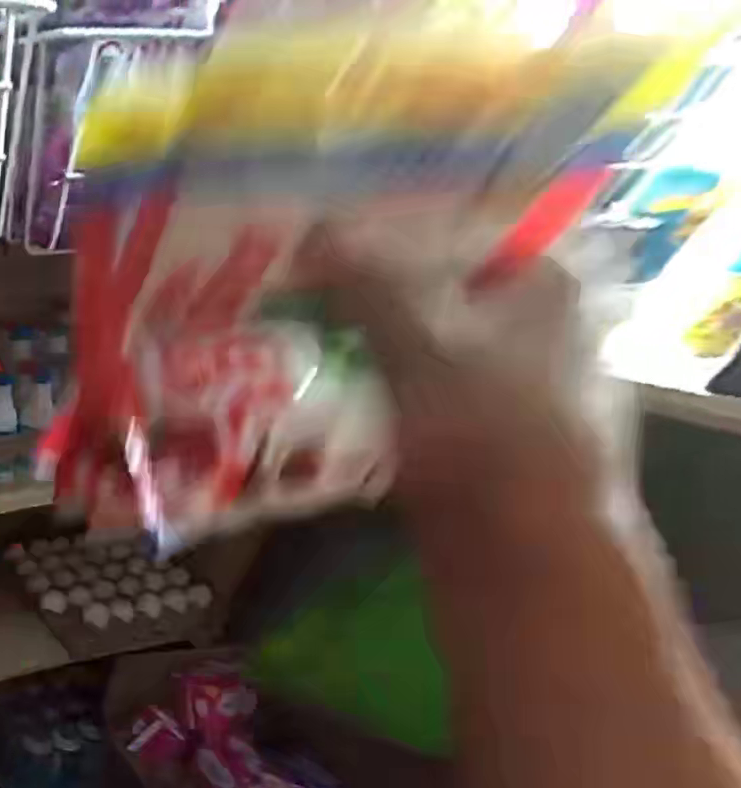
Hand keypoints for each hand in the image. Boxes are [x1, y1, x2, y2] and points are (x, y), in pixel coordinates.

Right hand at [297, 223, 608, 508]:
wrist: (516, 537)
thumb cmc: (491, 433)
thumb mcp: (431, 347)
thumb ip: (375, 285)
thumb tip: (315, 232)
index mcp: (535, 277)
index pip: (432, 232)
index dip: (358, 241)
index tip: (289, 261)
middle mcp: (511, 313)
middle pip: (407, 285)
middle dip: (335, 296)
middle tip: (270, 303)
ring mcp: (480, 364)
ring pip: (389, 334)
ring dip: (331, 341)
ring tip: (270, 345)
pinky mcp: (446, 410)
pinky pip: (384, 377)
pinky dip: (343, 378)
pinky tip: (298, 387)